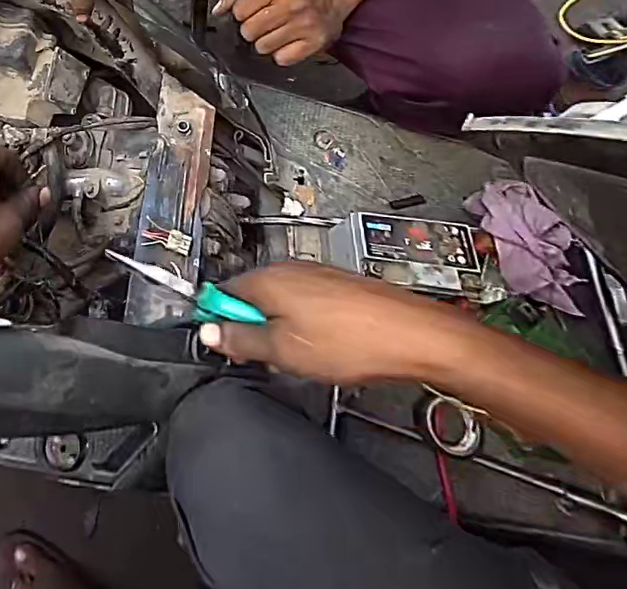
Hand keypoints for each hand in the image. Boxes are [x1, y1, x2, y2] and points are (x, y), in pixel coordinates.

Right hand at [197, 262, 480, 383]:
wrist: (416, 336)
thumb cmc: (354, 341)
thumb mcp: (284, 351)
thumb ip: (241, 340)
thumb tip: (211, 332)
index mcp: (265, 280)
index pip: (221, 293)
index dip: (219, 321)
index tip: (227, 343)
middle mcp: (286, 270)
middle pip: (249, 296)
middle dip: (252, 325)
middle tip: (267, 355)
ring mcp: (313, 275)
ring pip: (278, 300)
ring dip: (278, 325)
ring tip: (300, 354)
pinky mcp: (335, 285)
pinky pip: (303, 301)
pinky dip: (304, 322)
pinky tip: (324, 345)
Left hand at [212, 0, 351, 65]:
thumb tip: (218, 11)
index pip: (239, 10)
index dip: (241, 13)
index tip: (251, 10)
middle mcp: (293, 3)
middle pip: (249, 31)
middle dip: (251, 29)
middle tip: (264, 23)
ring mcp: (306, 24)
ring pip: (263, 47)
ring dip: (265, 42)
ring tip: (276, 31)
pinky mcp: (315, 42)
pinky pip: (282, 58)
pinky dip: (282, 53)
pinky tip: (288, 41)